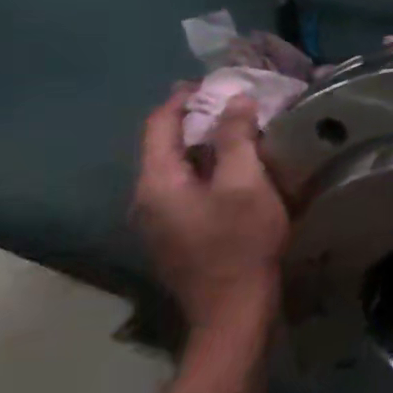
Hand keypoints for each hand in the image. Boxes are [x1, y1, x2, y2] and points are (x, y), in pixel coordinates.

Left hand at [133, 86, 289, 339]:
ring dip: (203, 144)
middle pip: (164, 146)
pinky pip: (184, 188)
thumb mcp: (245, 182)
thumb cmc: (240, 242)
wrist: (233, 311)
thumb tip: (235, 100)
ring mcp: (159, 222)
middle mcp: (147, 200)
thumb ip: (237, 137)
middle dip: (195, 119)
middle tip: (232, 101)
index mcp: (157, 183)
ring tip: (239, 129)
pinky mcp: (176, 236)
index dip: (181, 98)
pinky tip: (235, 168)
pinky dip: (205, 167)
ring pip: (176, 168)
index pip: (157, 126)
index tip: (210, 81)